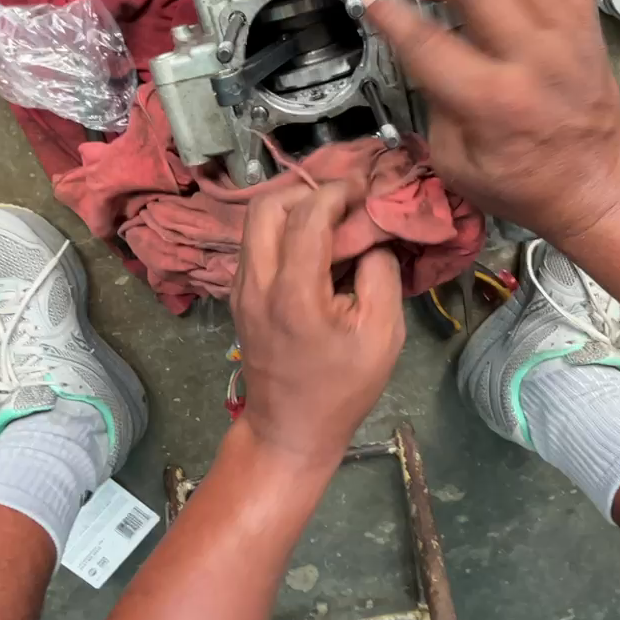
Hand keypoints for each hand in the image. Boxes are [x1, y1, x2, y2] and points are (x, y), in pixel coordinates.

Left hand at [231, 182, 404, 469]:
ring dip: (289, 208)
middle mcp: (257, 282)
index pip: (307, 215)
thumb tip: (371, 236)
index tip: (362, 191)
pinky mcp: (238, 294)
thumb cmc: (342, 387)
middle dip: (304, 191)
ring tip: (327, 219)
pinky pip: (253, 243)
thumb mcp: (382, 334)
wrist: (288, 428)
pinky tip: (310, 244)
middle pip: (266, 206)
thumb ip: (380, 274)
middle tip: (339, 202)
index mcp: (294, 292)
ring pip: (254, 221)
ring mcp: (240, 287)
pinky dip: (279, 229)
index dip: (336, 193)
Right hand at [365, 0, 619, 240]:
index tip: (375, 1)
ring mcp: (568, 39)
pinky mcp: (588, 30)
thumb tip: (423, 55)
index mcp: (492, 103)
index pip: (428, 42)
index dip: (393, 16)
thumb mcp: (453, 162)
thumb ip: (434, 103)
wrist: (592, 188)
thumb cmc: (522, 184)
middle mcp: (534, 61)